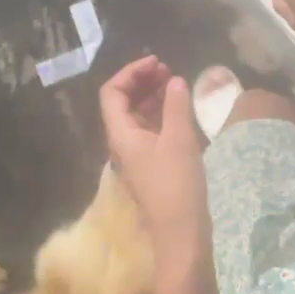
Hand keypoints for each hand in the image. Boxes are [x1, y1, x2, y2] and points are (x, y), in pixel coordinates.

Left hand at [99, 56, 208, 260]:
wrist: (181, 230)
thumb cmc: (176, 183)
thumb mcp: (179, 139)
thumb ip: (175, 105)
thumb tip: (175, 81)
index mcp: (120, 134)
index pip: (112, 93)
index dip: (131, 72)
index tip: (157, 63)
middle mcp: (122, 142)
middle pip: (123, 102)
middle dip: (142, 82)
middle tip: (168, 70)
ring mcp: (137, 154)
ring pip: (138, 116)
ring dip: (152, 96)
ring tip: (175, 84)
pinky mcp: (152, 164)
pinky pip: (150, 130)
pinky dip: (161, 114)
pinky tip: (179, 109)